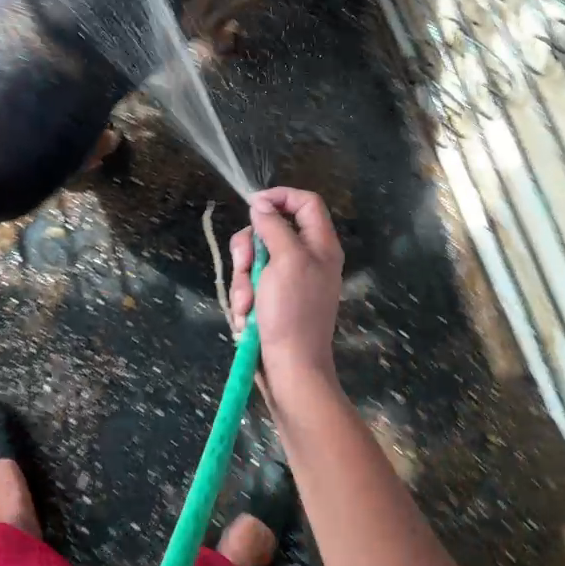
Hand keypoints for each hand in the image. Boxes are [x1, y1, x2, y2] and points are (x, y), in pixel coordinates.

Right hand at [229, 186, 344, 394]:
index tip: (253, 204)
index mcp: (320, 245)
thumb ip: (273, 227)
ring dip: (243, 280)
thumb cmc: (293, 312)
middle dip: (250, 248)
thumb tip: (260, 205)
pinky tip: (247, 317)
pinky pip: (250, 284)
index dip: (280, 196)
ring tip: (247, 305)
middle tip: (246, 265)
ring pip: (254, 258)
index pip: (306, 202)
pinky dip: (244, 299)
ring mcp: (288, 280)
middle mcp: (306, 258)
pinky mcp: (272, 299)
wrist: (290, 369)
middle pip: (270, 229)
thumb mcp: (285, 260)